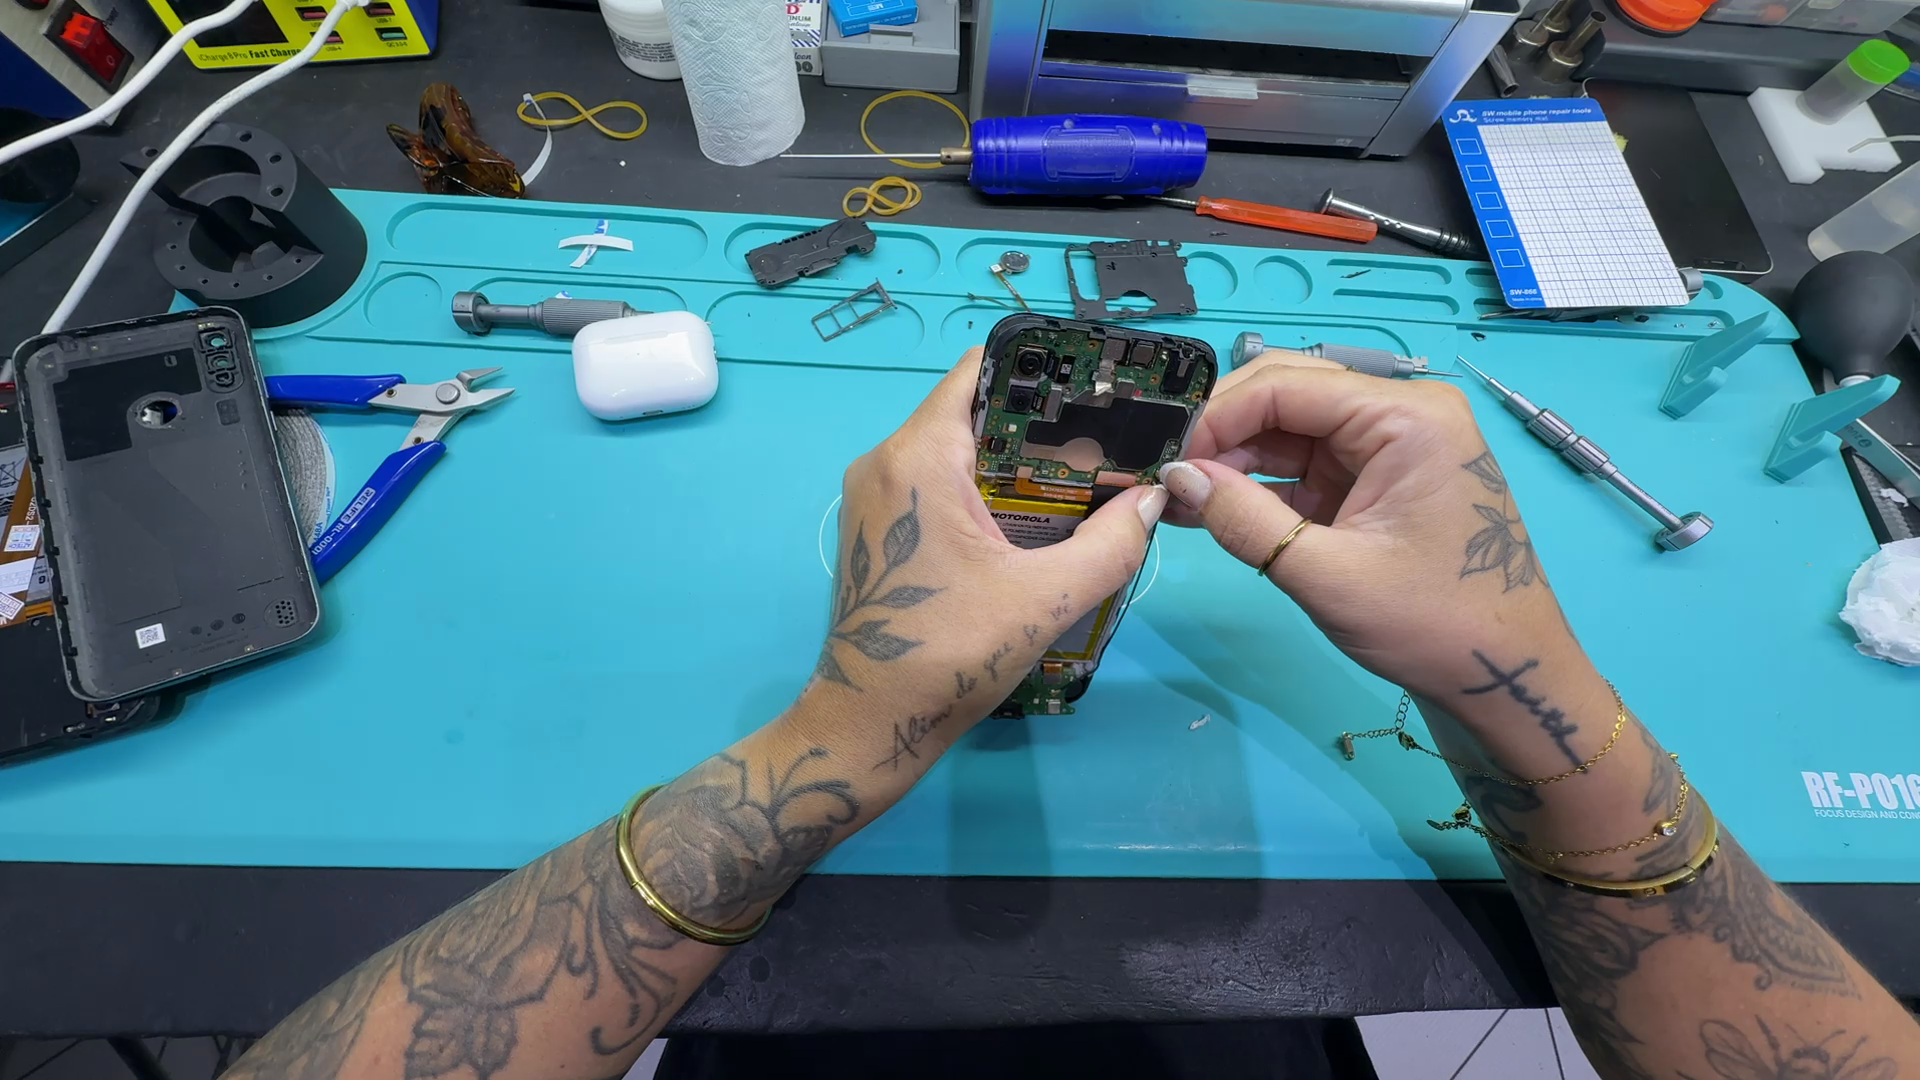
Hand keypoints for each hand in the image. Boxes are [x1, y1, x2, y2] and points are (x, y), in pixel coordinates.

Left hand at [795, 348, 1166, 777]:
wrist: (868, 723)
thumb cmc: (949, 655)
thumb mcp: (1044, 600)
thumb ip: (1111, 544)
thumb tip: (1155, 497)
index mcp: (917, 457)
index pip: (980, 372)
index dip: (1041, 373)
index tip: (1094, 395)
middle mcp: (884, 460)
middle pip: (971, 411)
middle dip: (1036, 424)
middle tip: (1099, 448)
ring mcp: (872, 494)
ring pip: (953, 448)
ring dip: (1011, 461)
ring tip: (1075, 482)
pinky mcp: (874, 525)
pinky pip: (934, 482)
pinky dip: (980, 488)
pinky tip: (1027, 518)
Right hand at [1158, 351, 1582, 703]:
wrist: (1498, 675)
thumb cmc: (1429, 623)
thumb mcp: (1325, 574)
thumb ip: (1243, 520)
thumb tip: (1173, 479)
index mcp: (1404, 417)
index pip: (1287, 386)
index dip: (1217, 417)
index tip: (1165, 460)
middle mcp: (1393, 415)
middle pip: (1283, 396)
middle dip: (1219, 434)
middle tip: (1166, 476)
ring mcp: (1378, 447)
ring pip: (1279, 431)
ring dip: (1226, 463)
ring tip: (1173, 498)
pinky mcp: (1363, 480)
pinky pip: (1292, 467)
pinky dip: (1249, 487)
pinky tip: (1204, 509)